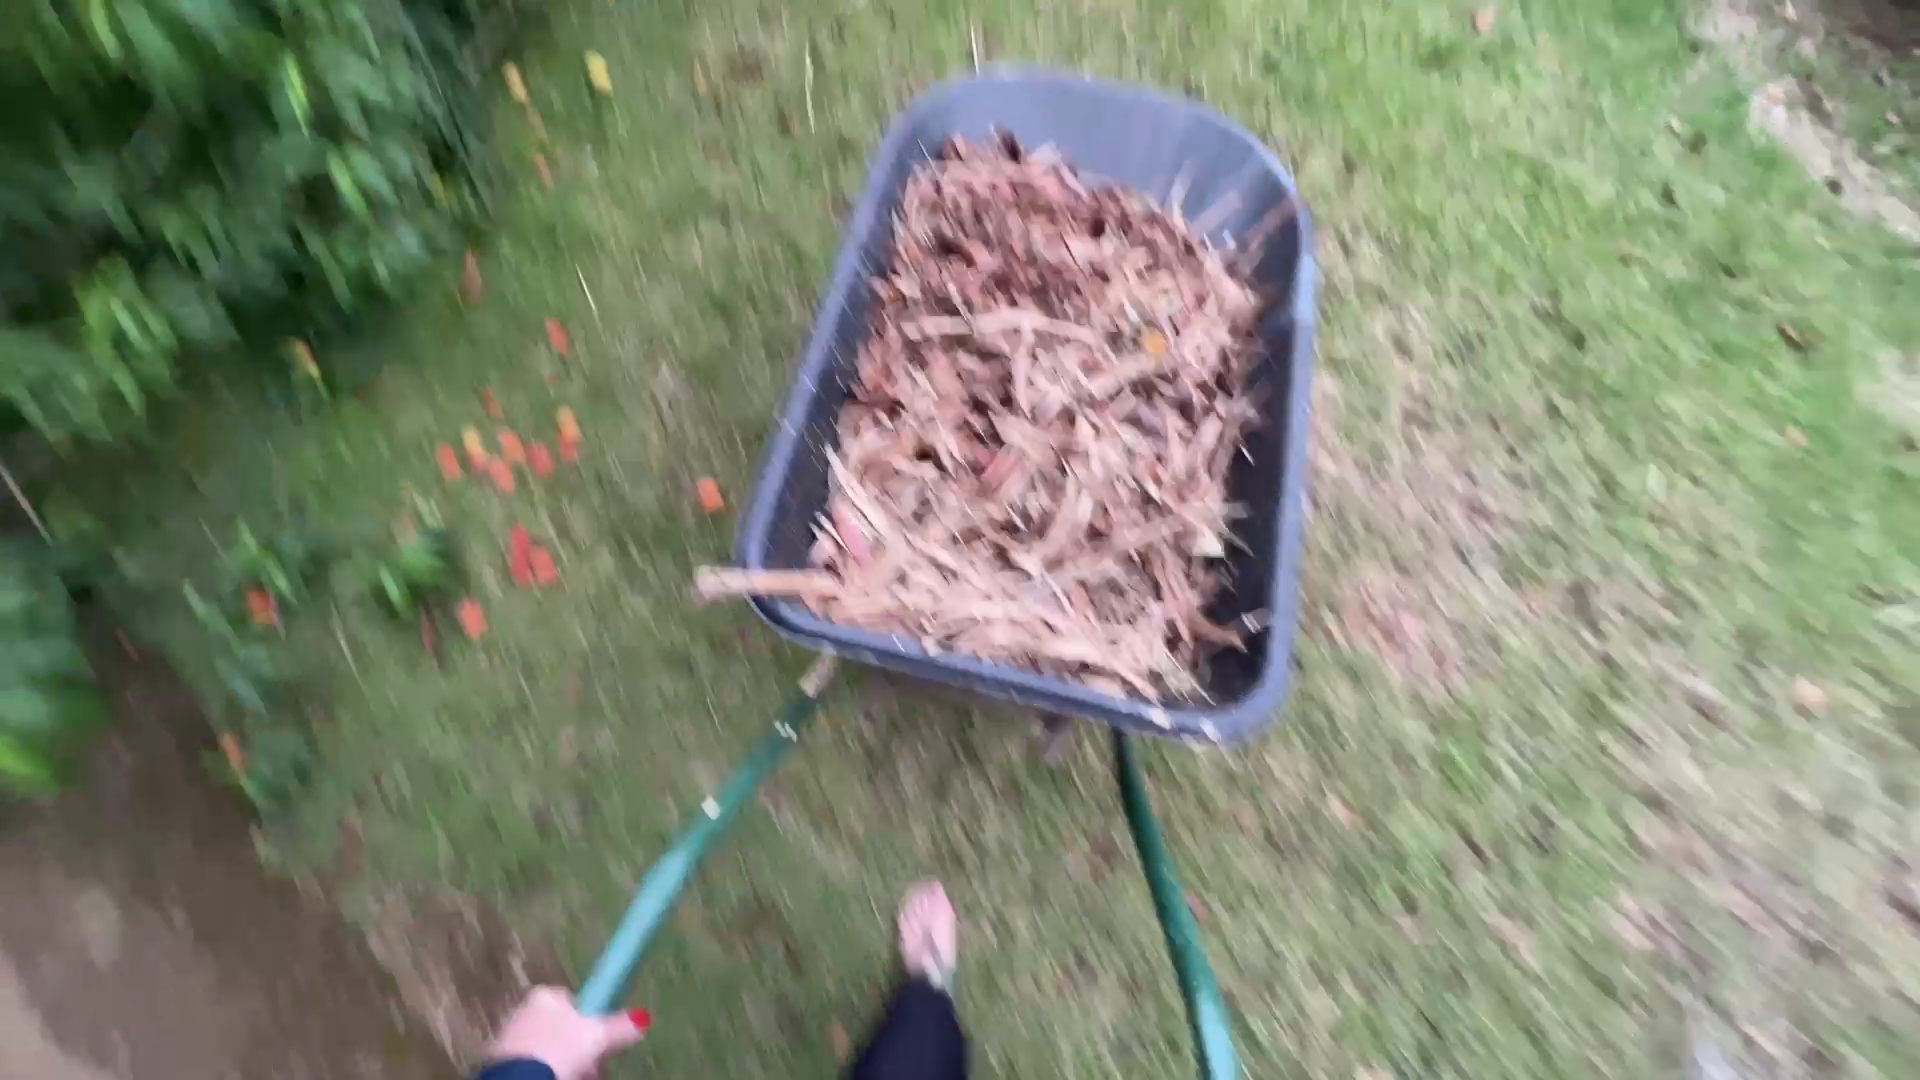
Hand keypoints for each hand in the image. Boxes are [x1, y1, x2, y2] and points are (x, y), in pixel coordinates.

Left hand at [486, 987, 649, 1079]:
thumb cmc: (559, 1048)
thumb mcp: (597, 1036)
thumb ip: (620, 1026)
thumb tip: (643, 1020)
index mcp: (545, 995)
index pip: (572, 1002)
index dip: (587, 1022)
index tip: (596, 1043)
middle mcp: (523, 1011)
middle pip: (559, 1028)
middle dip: (576, 1049)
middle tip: (589, 1069)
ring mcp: (506, 1039)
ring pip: (544, 1050)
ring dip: (561, 1064)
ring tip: (574, 1079)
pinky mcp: (495, 1066)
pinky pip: (527, 1067)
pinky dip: (541, 1074)